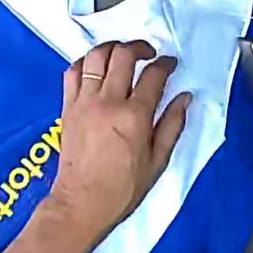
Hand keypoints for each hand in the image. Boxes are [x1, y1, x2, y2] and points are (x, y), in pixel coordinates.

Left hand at [39, 41, 189, 244]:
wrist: (80, 205)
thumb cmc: (124, 187)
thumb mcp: (159, 159)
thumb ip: (173, 123)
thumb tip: (185, 97)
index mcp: (135, 116)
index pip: (154, 74)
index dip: (166, 63)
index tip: (170, 64)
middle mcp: (108, 103)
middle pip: (123, 56)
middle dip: (140, 47)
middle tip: (149, 53)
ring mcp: (84, 103)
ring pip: (96, 57)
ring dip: (113, 48)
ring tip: (123, 54)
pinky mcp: (68, 108)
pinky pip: (73, 72)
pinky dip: (86, 62)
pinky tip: (98, 67)